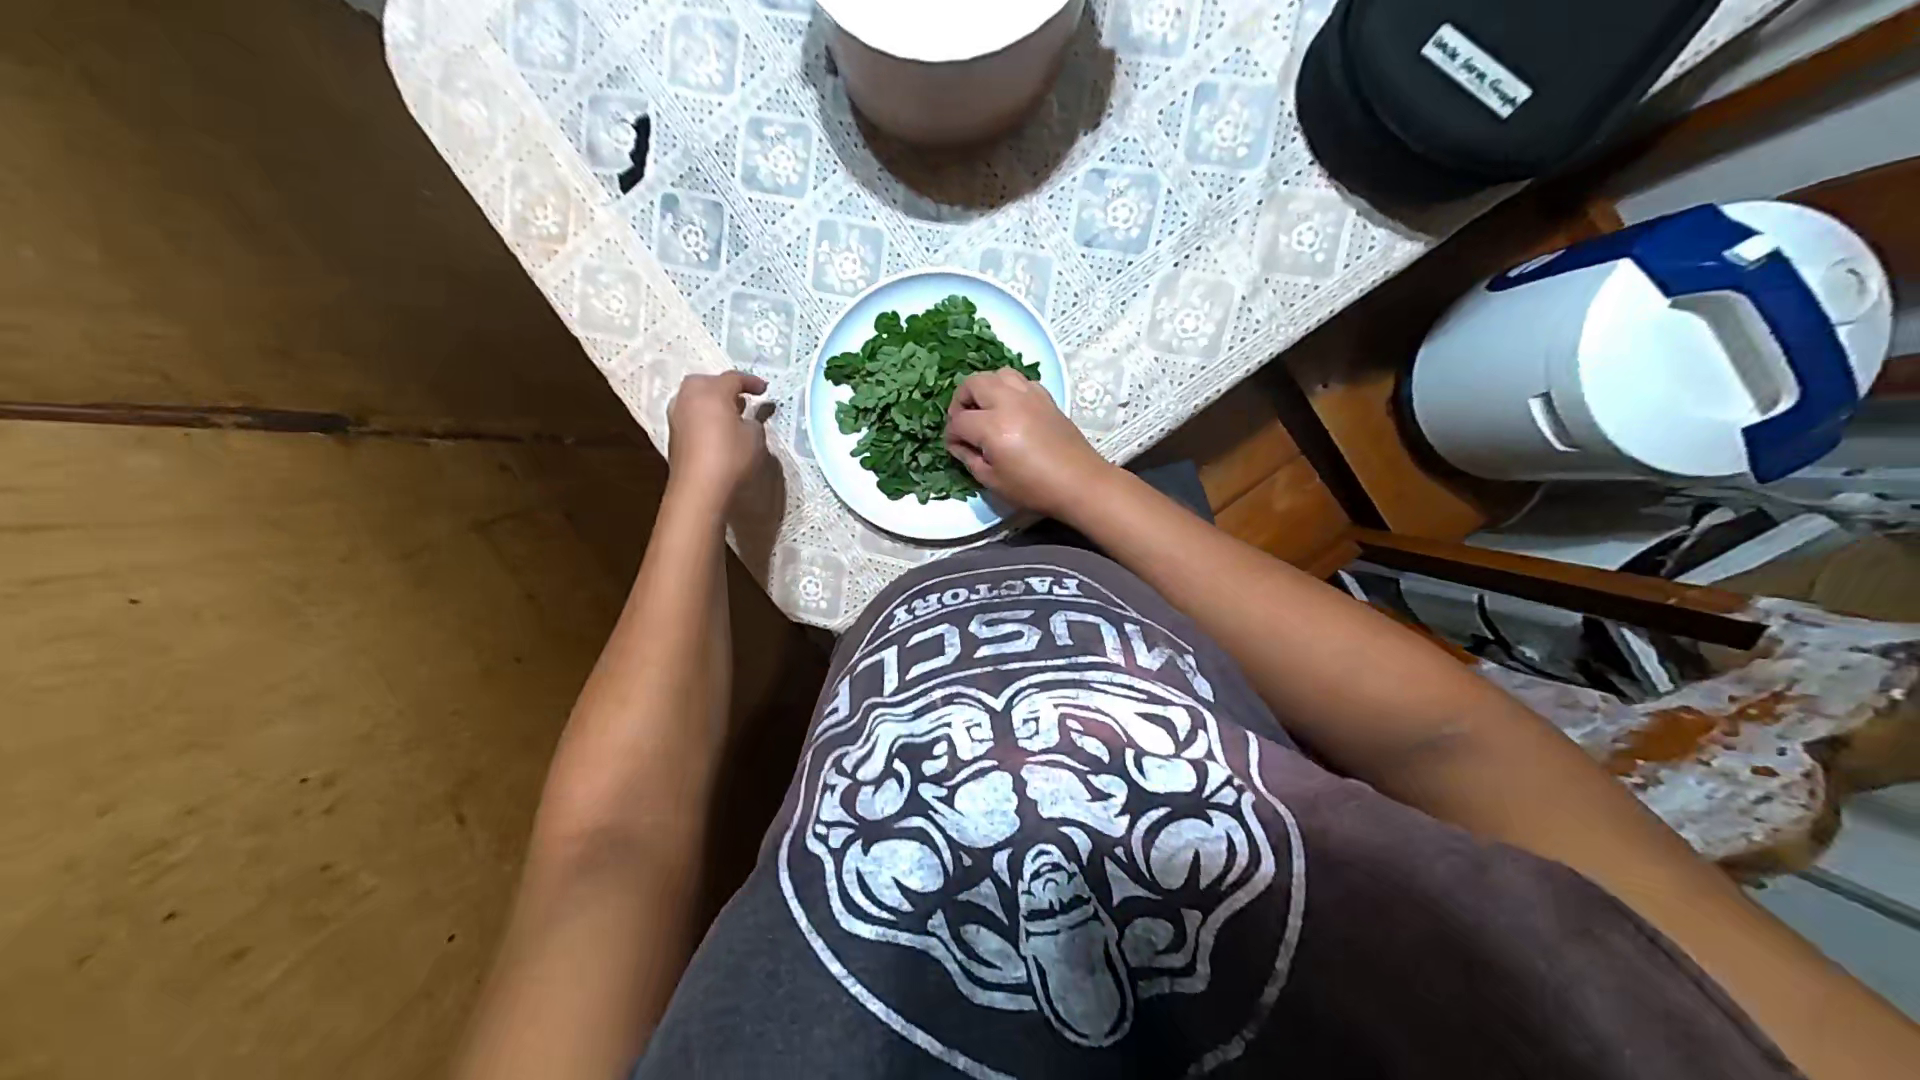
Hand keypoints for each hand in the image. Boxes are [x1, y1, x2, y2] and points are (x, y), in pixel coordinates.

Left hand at [667, 371, 770, 506]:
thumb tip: (745, 420)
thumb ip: (753, 422)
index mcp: (711, 392)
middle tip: (741, 397)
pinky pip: (690, 414)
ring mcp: (677, 415)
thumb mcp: (755, 437)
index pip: (733, 378)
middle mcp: (689, 398)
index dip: (751, 382)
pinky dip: (703, 415)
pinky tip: (715, 429)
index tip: (764, 389)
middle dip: (724, 386)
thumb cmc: (731, 457)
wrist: (699, 488)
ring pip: (694, 397)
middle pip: (706, 381)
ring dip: (711, 400)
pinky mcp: (673, 434)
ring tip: (728, 413)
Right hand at [944, 367, 1117, 520]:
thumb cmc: (1034, 488)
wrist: (1079, 482)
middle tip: (963, 422)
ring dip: (985, 389)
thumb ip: (969, 458)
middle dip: (961, 401)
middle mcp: (1009, 402)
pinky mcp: (1045, 397)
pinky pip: (1020, 380)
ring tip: (985, 410)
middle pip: (973, 384)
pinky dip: (1008, 389)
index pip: (959, 421)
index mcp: (993, 426)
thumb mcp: (992, 481)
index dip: (951, 435)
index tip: (954, 447)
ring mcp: (1029, 395)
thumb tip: (960, 445)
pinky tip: (1010, 409)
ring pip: (997, 374)